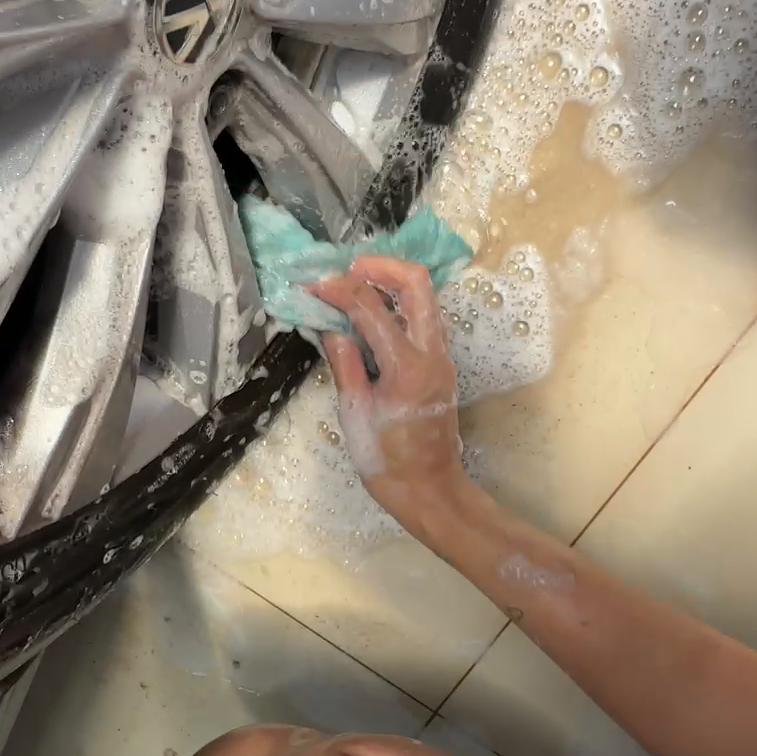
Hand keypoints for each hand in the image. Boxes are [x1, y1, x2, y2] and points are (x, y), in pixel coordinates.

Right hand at [311, 256, 473, 526]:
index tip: (313, 284)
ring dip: (392, 283)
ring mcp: (442, 356)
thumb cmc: (387, 459)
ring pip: (425, 298)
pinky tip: (372, 314)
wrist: (429, 489)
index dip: (339, 289)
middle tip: (347, 269)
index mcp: (407, 365)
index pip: (371, 308)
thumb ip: (344, 362)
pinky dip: (400, 305)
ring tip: (355, 286)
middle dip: (381, 266)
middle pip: (418, 283)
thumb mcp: (354, 412)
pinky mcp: (441, 364)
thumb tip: (330, 326)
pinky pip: (424, 319)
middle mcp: (433, 352)